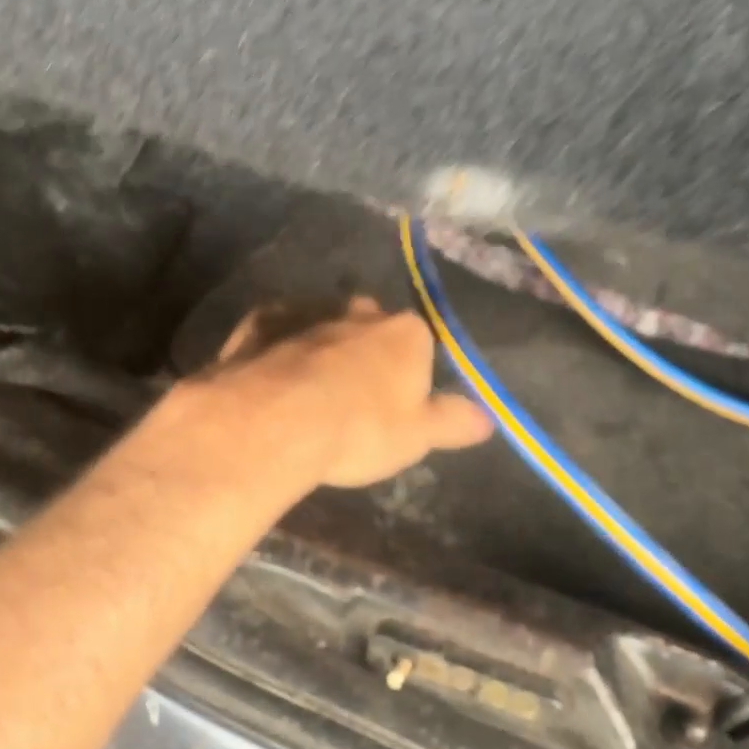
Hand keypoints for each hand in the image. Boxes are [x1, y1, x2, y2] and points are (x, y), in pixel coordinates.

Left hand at [165, 298, 492, 487]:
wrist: (269, 424)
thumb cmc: (358, 430)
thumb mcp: (418, 437)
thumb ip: (455, 421)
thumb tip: (489, 418)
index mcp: (407, 332)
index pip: (421, 342)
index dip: (412, 373)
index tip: (399, 405)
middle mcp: (361, 311)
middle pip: (373, 327)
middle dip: (367, 352)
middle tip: (355, 398)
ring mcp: (308, 312)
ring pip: (324, 325)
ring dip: (322, 348)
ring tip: (309, 394)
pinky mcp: (259, 324)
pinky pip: (276, 331)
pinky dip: (276, 347)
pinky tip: (268, 376)